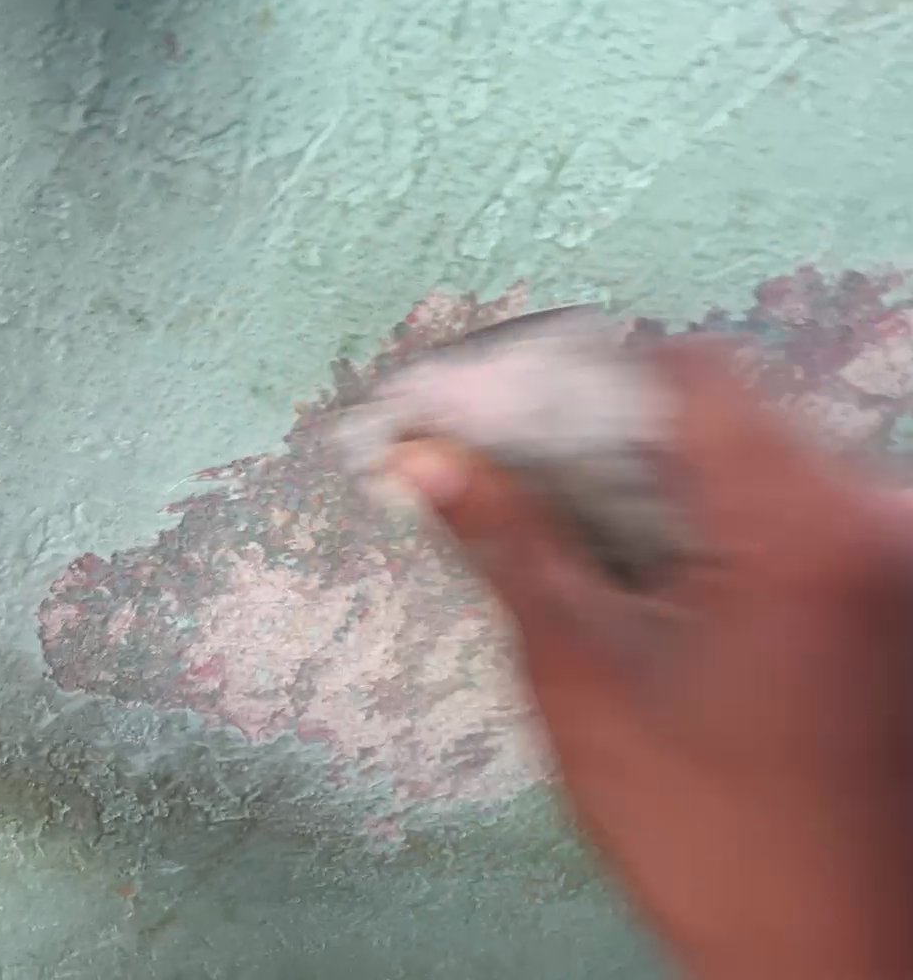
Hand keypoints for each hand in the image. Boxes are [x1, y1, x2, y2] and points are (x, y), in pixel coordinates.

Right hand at [392, 340, 912, 977]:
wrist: (832, 953)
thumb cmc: (699, 816)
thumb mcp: (574, 661)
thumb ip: (502, 539)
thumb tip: (421, 458)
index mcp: (801, 529)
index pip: (681, 371)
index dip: (567, 368)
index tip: (479, 396)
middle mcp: (872, 521)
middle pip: (700, 411)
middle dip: (573, 425)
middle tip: (472, 454)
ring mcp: (883, 557)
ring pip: (723, 457)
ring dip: (610, 468)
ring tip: (517, 502)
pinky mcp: (871, 592)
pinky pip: (753, 505)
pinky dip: (662, 506)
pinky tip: (595, 546)